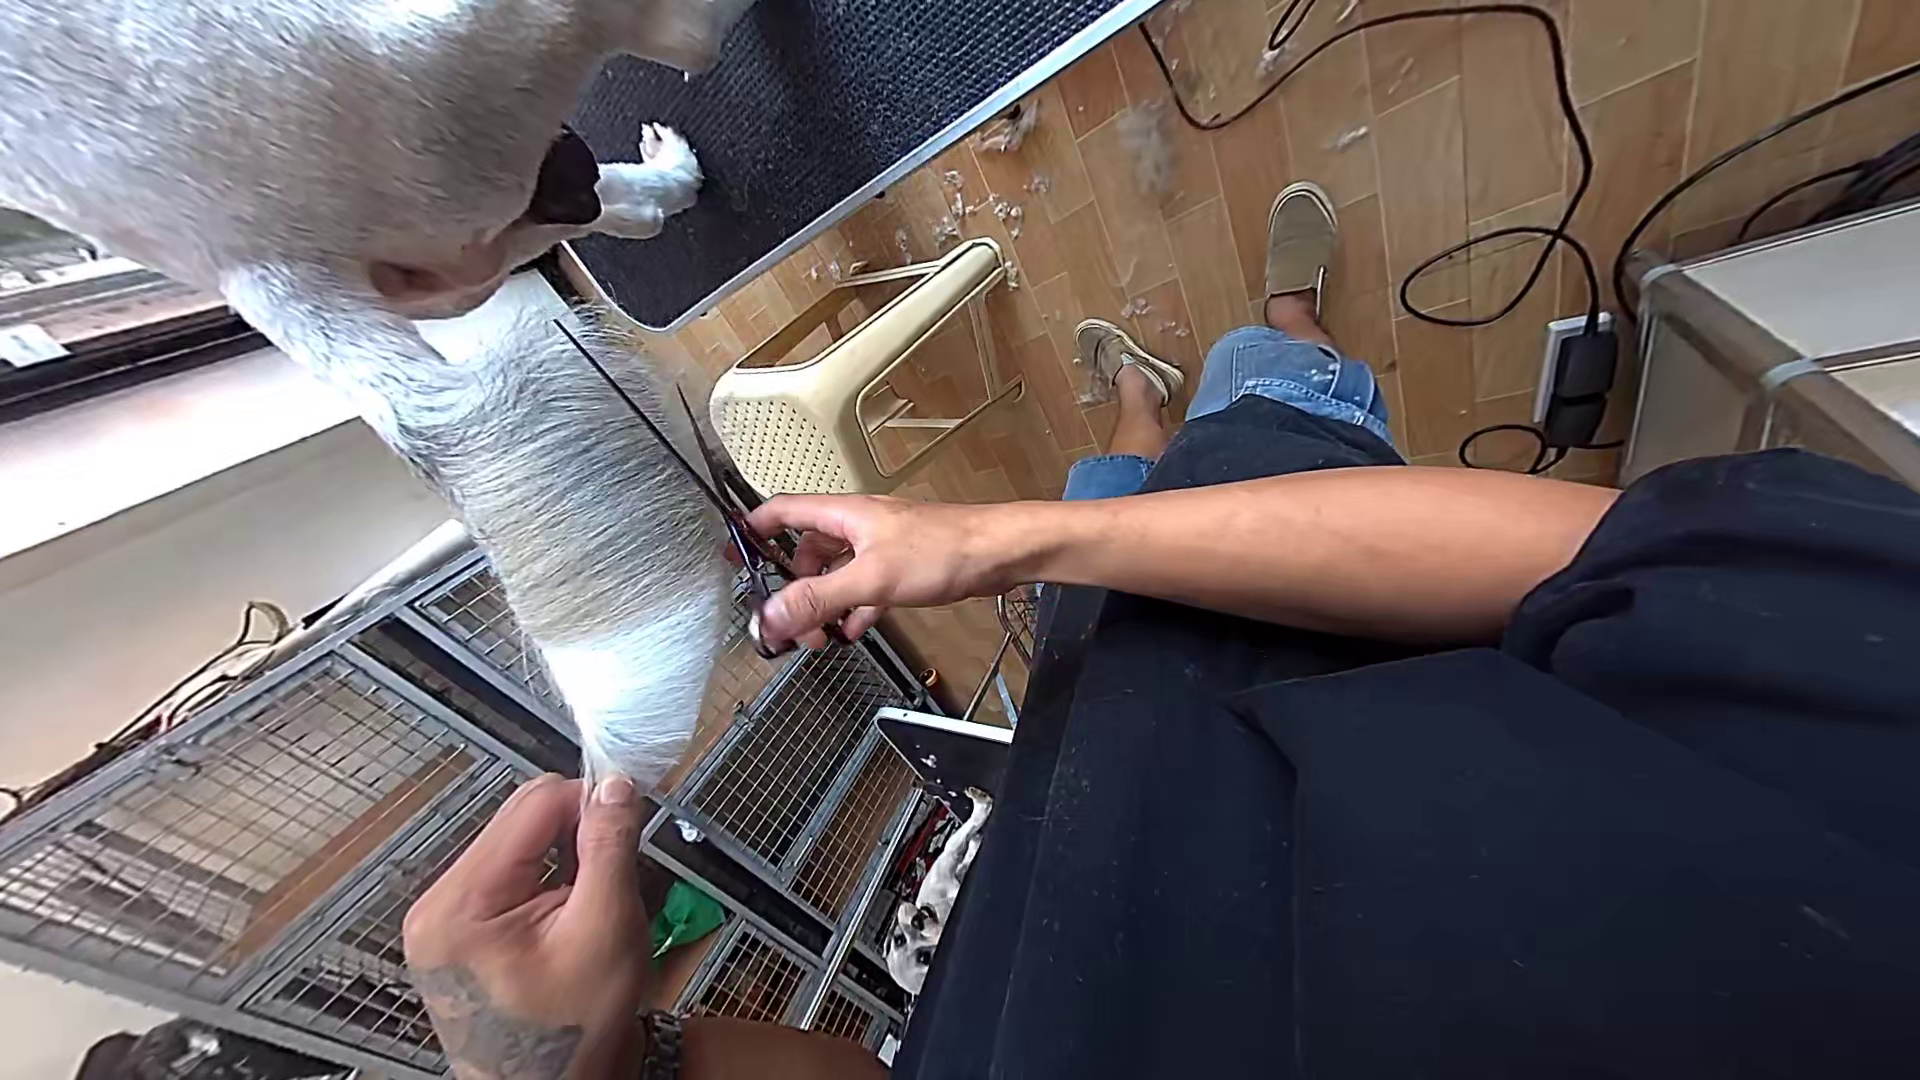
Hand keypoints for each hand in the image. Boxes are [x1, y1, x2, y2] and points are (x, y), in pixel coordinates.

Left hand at [403, 773, 648, 1079]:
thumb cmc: (580, 1016)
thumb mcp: (606, 924)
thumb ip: (609, 844)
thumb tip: (616, 780)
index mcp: (462, 903)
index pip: (538, 803)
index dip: (592, 803)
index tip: (627, 831)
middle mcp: (439, 900)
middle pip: (526, 812)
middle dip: (580, 824)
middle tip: (611, 866)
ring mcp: (446, 911)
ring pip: (527, 830)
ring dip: (572, 843)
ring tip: (592, 888)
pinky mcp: (462, 919)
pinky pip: (519, 857)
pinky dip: (558, 861)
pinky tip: (571, 897)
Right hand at [747, 495, 1029, 649]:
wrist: (998, 553)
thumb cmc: (942, 550)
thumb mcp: (871, 578)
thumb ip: (819, 597)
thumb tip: (769, 616)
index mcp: (844, 515)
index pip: (784, 512)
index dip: (754, 530)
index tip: (734, 556)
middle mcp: (859, 526)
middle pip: (809, 551)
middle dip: (795, 586)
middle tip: (790, 622)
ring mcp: (881, 545)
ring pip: (838, 572)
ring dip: (826, 601)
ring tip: (822, 634)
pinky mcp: (903, 564)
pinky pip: (866, 586)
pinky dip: (856, 607)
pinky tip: (858, 628)